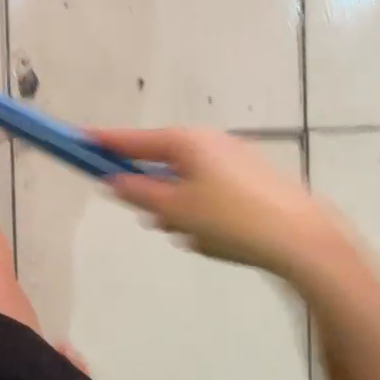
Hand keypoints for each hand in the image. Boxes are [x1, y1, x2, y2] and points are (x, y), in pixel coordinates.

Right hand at [91, 127, 341, 276]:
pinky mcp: (253, 181)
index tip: (75, 139)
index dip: (102, 142)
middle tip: (159, 220)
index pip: (131, 139)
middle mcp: (209, 143)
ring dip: (178, 209)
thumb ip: (137, 192)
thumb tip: (114, 179)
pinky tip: (219, 239)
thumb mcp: (173, 210)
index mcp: (186, 142)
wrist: (304, 239)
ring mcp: (234, 160)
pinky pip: (209, 194)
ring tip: (196, 236)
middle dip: (151, 193)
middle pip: (159, 164)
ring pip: (184, 184)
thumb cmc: (230, 219)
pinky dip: (203, 213)